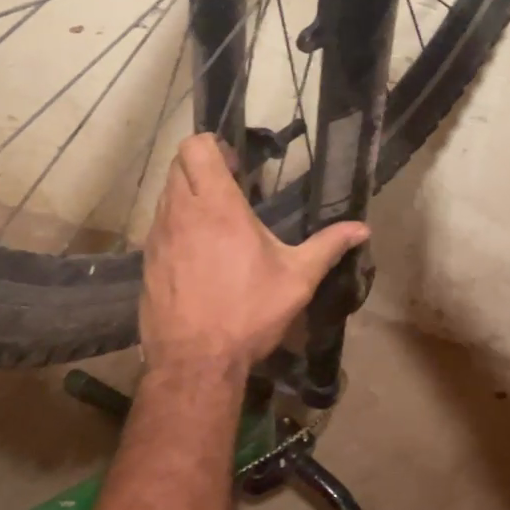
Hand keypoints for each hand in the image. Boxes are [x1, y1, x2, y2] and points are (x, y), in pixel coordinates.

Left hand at [140, 134, 368, 373]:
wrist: (194, 363)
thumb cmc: (248, 313)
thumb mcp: (296, 279)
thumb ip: (328, 246)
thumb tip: (362, 229)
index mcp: (217, 206)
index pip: (196, 146)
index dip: (213, 146)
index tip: (235, 165)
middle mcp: (181, 212)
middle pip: (178, 164)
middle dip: (201, 167)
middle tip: (228, 188)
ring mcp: (158, 236)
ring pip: (166, 194)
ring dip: (187, 195)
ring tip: (214, 221)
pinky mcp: (147, 260)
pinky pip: (158, 225)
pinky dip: (175, 224)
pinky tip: (198, 253)